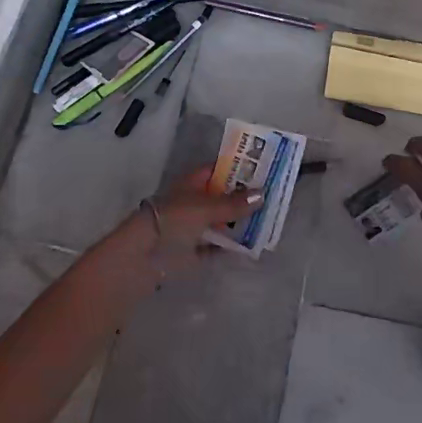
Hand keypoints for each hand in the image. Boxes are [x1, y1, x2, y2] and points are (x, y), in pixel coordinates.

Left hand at [145, 164, 260, 261]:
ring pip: (222, 222)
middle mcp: (193, 203)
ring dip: (241, 223)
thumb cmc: (174, 220)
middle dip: (245, 198)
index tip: (265, 168)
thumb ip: (233, 203)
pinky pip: (219, 247)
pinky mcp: (194, 251)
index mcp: (191, 184)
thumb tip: (262, 194)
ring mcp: (193, 227)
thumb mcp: (205, 207)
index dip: (239, 168)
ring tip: (271, 221)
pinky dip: (233, 247)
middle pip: (223, 197)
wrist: (145, 254)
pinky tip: (255, 246)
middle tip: (276, 197)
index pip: (218, 170)